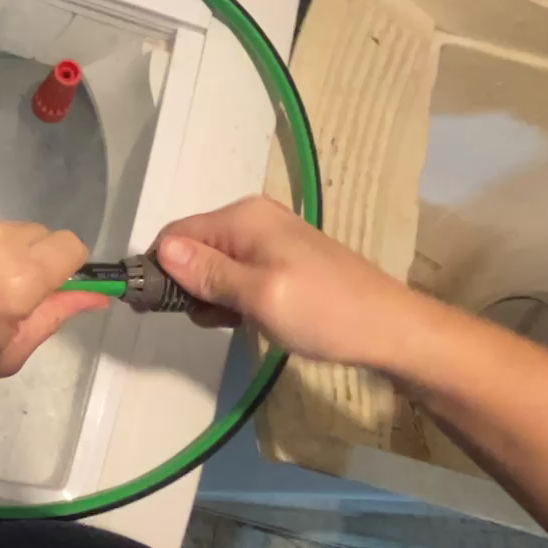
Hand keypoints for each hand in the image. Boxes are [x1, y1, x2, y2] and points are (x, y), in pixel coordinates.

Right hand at [154, 195, 430, 367]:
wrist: (389, 329)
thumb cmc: (322, 312)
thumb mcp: (258, 295)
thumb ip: (208, 272)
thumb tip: (161, 250)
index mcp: (243, 218)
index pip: (175, 234)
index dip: (161, 269)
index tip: (159, 308)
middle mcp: (251, 219)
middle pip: (190, 249)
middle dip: (189, 286)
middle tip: (212, 317)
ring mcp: (266, 239)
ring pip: (210, 267)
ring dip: (212, 297)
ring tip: (238, 319)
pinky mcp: (277, 260)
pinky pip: (234, 275)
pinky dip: (232, 298)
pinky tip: (250, 316)